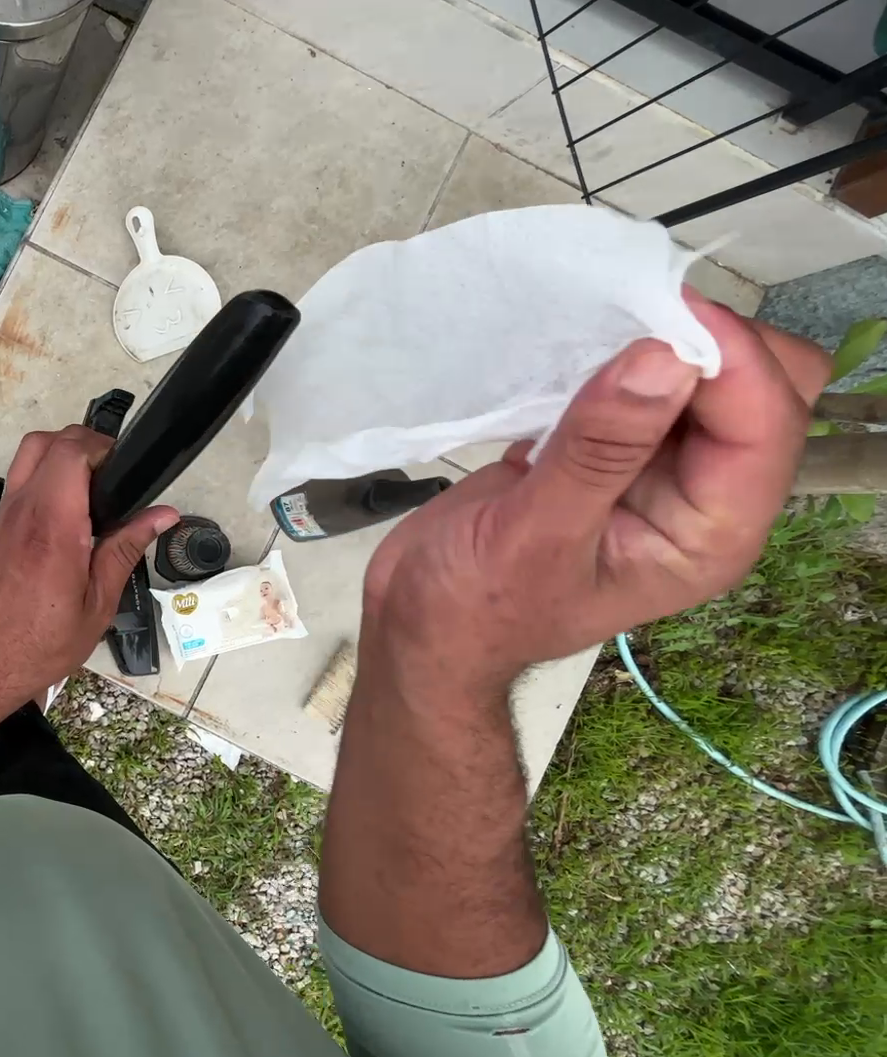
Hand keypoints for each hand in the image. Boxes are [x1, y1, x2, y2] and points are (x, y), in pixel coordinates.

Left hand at [0, 426, 178, 715]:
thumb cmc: (45, 641)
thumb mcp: (99, 601)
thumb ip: (127, 548)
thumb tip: (163, 514)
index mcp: (53, 526)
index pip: (69, 452)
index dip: (99, 446)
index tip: (122, 467)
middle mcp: (21, 511)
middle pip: (42, 441)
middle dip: (78, 443)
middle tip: (108, 473)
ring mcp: (1, 517)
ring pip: (25, 458)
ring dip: (56, 458)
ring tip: (88, 491)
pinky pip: (16, 484)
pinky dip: (41, 480)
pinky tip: (64, 515)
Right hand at [363, 294, 828, 691]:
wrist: (416, 627)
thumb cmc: (472, 605)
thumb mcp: (531, 534)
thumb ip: (595, 453)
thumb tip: (662, 358)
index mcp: (707, 533)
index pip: (762, 426)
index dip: (727, 361)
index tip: (659, 309)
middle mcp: (691, 499)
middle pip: (754, 398)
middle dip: (708, 348)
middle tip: (630, 313)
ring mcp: (637, 477)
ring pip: (688, 390)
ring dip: (654, 350)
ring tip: (597, 320)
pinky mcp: (586, 463)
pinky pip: (621, 400)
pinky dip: (604, 369)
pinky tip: (568, 354)